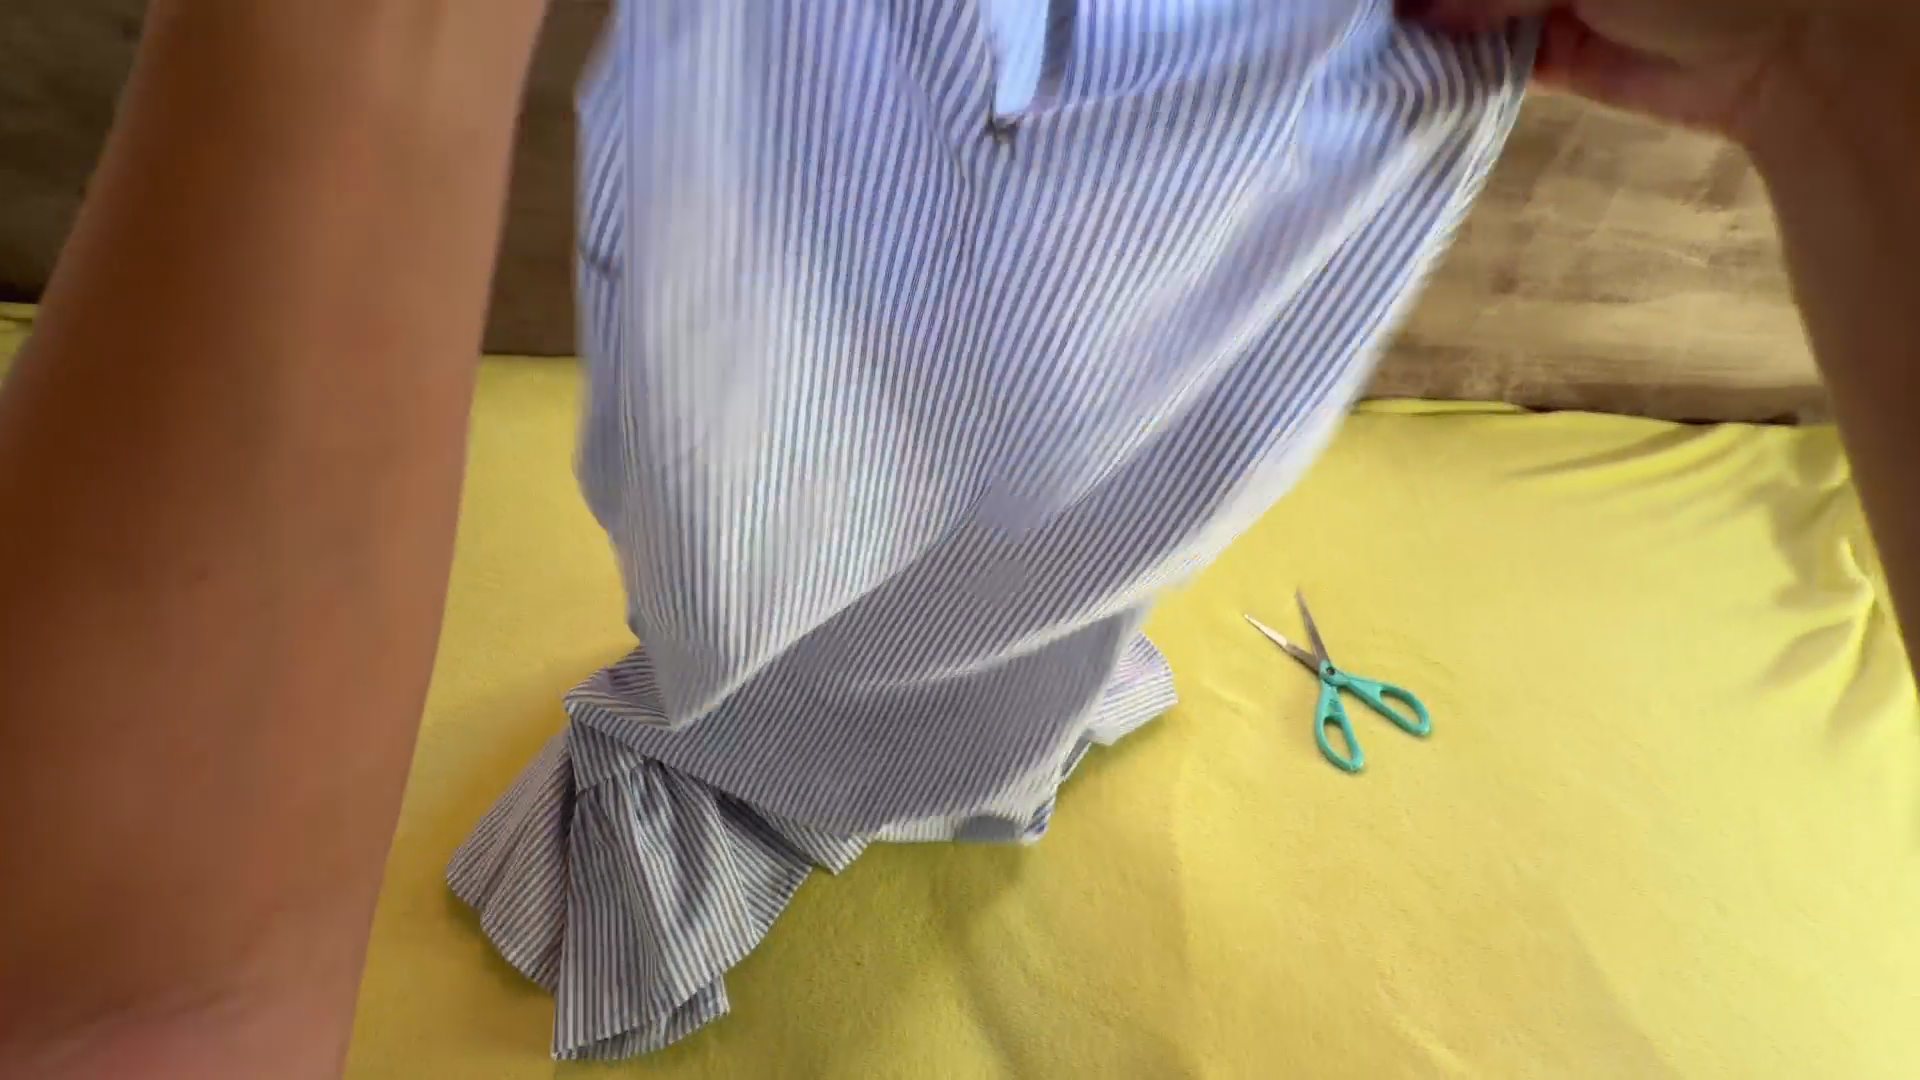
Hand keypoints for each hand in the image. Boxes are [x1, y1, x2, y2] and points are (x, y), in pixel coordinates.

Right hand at [1399, 0, 1900, 147]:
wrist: (1781, 44)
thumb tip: (1416, 14)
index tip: (1388, 1)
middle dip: (1434, 1)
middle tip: (1383, 24)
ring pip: (1479, 14)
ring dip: (1441, 34)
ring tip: (1386, 55)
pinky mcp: (1556, 53)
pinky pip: (1494, 59)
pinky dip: (1462, 71)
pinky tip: (1419, 78)